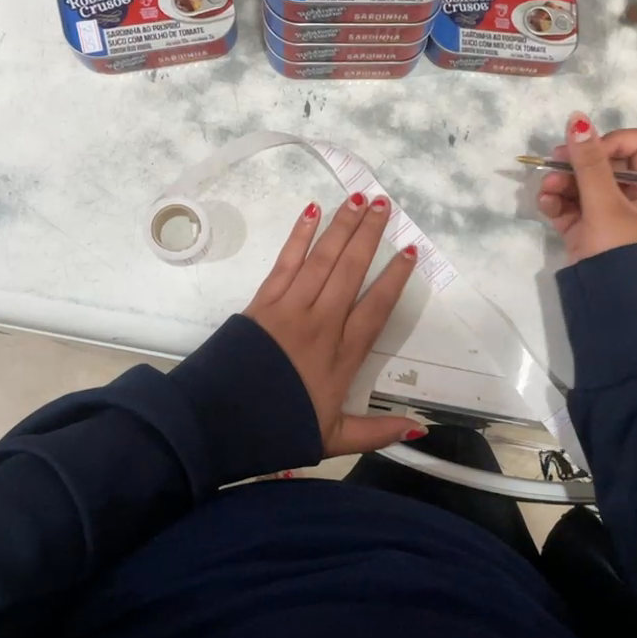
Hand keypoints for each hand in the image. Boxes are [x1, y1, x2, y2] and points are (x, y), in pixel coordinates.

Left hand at [245, 193, 427, 457]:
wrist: (217, 423)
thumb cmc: (278, 429)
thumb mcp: (334, 439)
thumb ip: (377, 431)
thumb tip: (419, 430)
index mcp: (341, 355)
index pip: (376, 308)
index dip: (395, 278)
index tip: (410, 251)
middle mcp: (320, 323)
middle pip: (350, 271)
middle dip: (369, 235)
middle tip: (384, 203)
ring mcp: (289, 309)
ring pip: (322, 259)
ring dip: (341, 226)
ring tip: (358, 198)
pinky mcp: (262, 303)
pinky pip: (286, 262)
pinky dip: (299, 237)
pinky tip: (311, 212)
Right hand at [536, 114, 636, 264]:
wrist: (615, 313)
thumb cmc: (622, 253)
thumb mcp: (605, 206)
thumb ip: (589, 163)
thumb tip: (577, 118)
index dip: (613, 141)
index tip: (587, 149)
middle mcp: (636, 199)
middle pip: (605, 164)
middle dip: (577, 163)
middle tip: (553, 163)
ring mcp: (610, 217)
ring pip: (583, 185)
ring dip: (561, 183)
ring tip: (546, 192)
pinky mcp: (587, 233)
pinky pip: (570, 207)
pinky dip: (557, 203)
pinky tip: (546, 206)